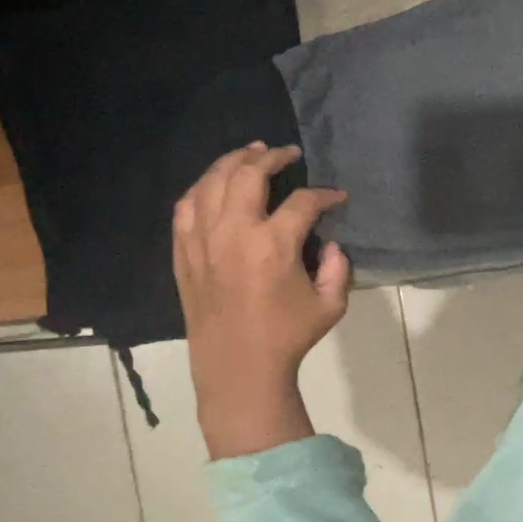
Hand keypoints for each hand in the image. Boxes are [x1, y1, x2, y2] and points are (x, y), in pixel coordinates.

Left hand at [172, 142, 349, 456]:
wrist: (237, 368)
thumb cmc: (288, 336)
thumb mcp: (331, 304)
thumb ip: (338, 267)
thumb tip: (331, 243)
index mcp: (273, 245)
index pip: (303, 201)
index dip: (325, 194)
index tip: (337, 198)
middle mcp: (234, 233)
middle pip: (248, 174)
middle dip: (272, 158)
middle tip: (288, 153)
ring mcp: (202, 240)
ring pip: (211, 182)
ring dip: (233, 162)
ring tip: (251, 154)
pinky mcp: (183, 252)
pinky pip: (186, 206)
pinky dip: (202, 187)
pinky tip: (215, 183)